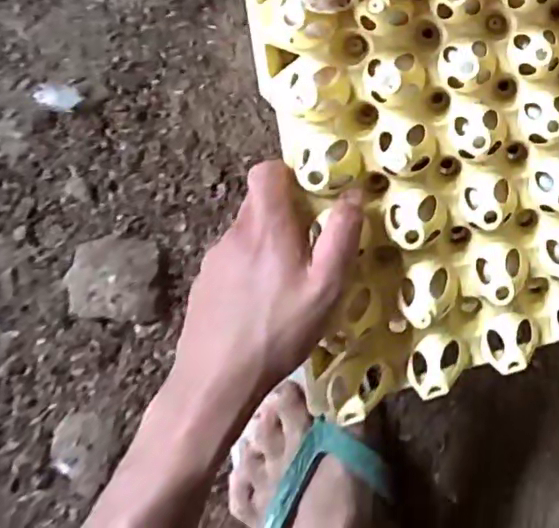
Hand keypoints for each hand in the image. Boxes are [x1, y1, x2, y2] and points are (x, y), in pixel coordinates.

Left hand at [170, 162, 362, 409]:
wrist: (213, 387)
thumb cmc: (278, 331)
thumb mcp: (327, 285)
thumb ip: (342, 233)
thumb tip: (353, 193)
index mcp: (266, 226)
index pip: (266, 171)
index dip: (289, 171)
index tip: (313, 192)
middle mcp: (235, 234)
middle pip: (259, 200)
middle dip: (288, 209)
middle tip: (313, 239)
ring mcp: (215, 260)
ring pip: (248, 230)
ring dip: (271, 239)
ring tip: (291, 277)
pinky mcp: (204, 285)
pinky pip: (235, 257)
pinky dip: (253, 265)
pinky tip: (264, 301)